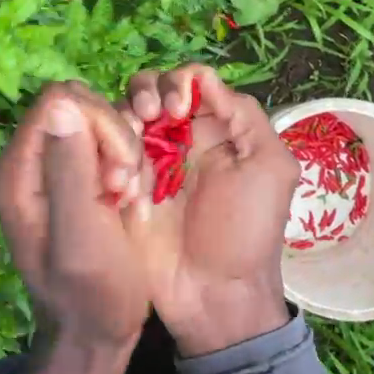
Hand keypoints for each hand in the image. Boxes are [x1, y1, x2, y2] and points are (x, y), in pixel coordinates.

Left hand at [0, 81, 151, 373]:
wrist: (94, 336)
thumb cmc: (91, 295)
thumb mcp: (83, 237)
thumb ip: (71, 170)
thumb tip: (63, 103)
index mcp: (16, 172)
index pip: (58, 101)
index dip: (98, 124)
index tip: (116, 173)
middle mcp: (25, 163)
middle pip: (76, 104)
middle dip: (112, 138)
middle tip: (122, 186)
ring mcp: (47, 169)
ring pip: (94, 120)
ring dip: (121, 153)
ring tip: (124, 198)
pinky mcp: (70, 176)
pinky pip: (102, 143)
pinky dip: (122, 164)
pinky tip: (125, 201)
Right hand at [124, 64, 296, 357]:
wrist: (213, 296)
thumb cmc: (247, 232)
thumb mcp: (270, 168)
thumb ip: (244, 116)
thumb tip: (203, 78)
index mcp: (213, 128)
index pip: (189, 81)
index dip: (178, 83)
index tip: (177, 110)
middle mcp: (176, 137)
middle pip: (150, 89)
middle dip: (145, 92)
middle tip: (150, 117)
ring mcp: (145, 160)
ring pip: (122, 114)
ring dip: (123, 117)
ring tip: (131, 142)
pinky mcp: (120, 183)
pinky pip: (103, 149)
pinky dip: (106, 147)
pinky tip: (119, 170)